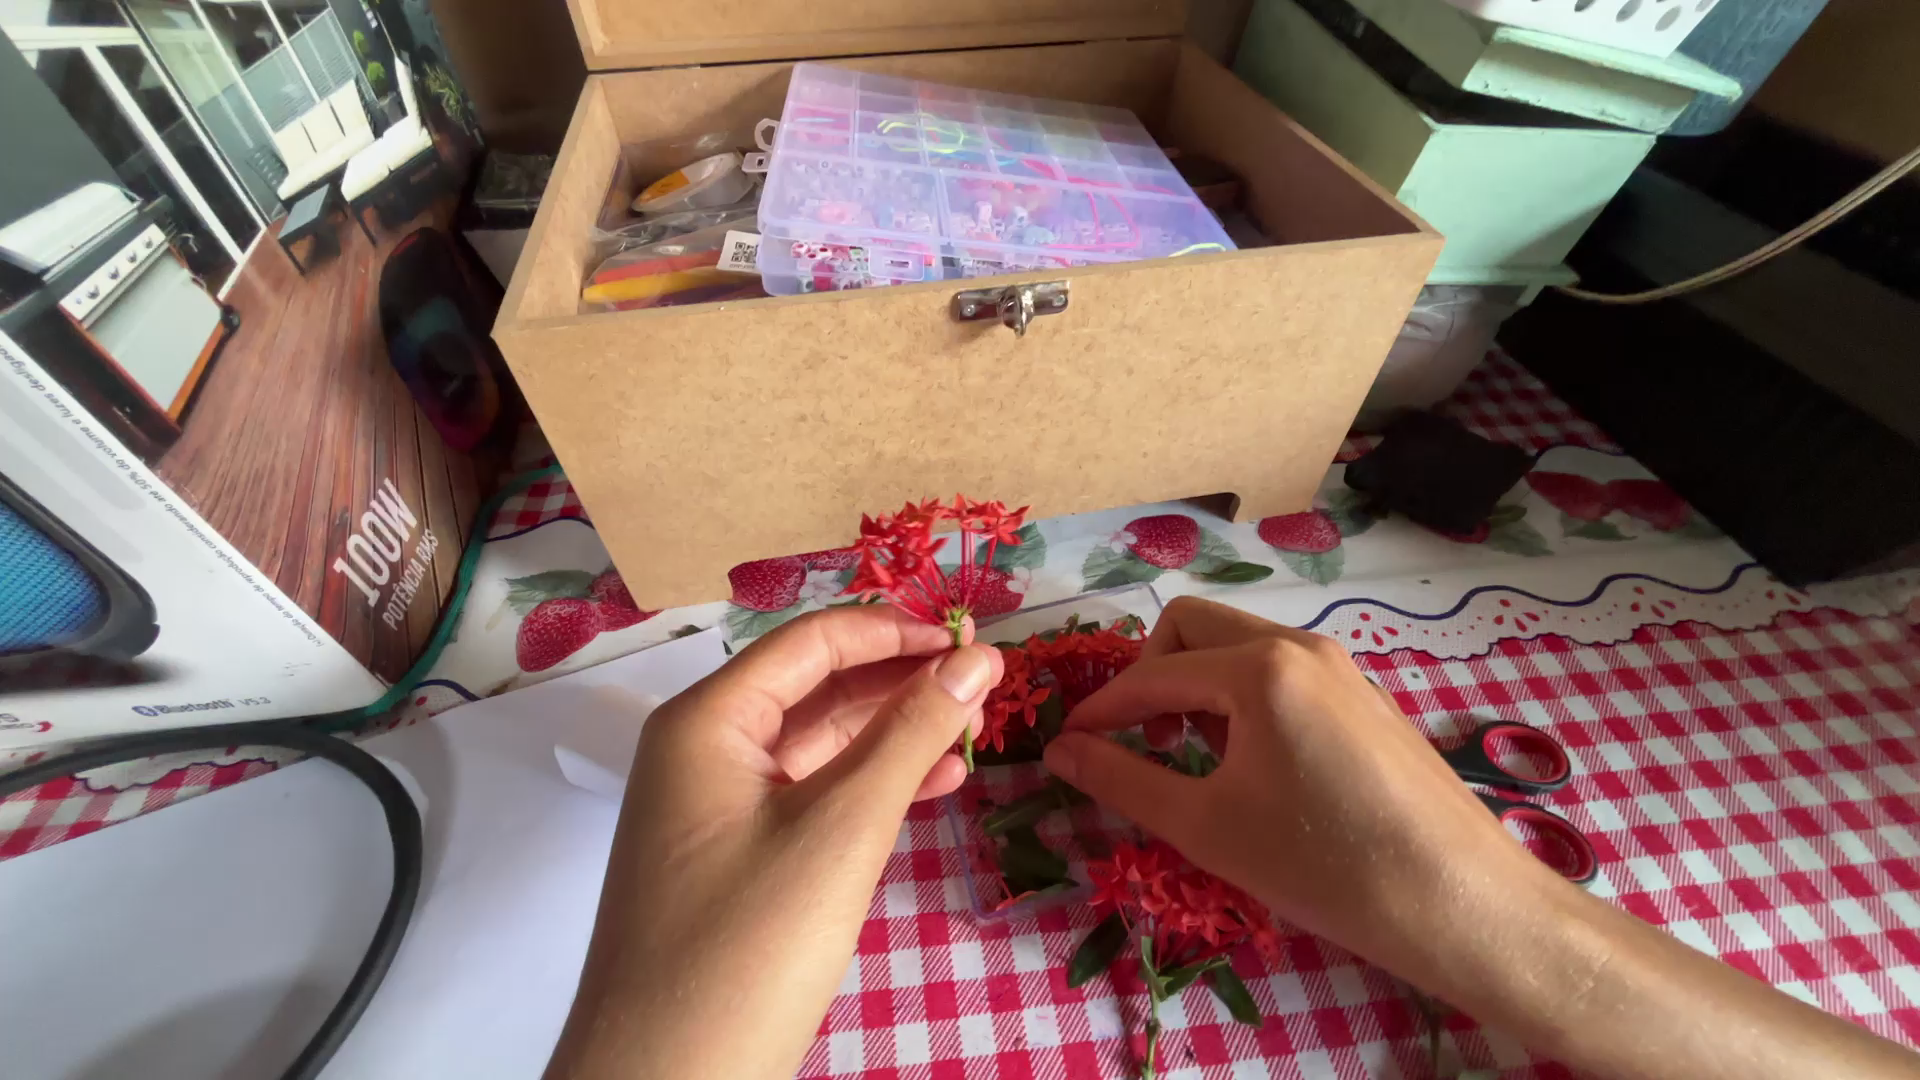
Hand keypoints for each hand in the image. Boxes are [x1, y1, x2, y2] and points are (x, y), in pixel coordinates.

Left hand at [545, 605, 1002, 1079]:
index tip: (967, 638)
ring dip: (897, 731)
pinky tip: (940, 779)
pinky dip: (875, 782)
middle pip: (819, 686)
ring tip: (974, 726)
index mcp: (709, 719)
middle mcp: (708, 746)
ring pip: (823, 741)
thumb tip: (975, 658)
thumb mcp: (843, 827)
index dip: (894, 631)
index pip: (813, 642)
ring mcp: (724, 803)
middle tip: (981, 679)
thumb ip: (911, 733)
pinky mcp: (744, 851)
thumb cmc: (750, 948)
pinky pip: (817, 792)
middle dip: (901, 680)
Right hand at [1042, 596, 1549, 974]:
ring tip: (1197, 754)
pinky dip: (1238, 692)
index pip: (1151, 674)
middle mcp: (1297, 643)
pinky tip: (1252, 759)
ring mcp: (1336, 662)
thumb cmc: (1327, 867)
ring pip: (1233, 642)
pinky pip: (1274, 664)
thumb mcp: (1206, 827)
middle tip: (1142, 739)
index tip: (1067, 742)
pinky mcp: (1359, 689)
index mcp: (1258, 668)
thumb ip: (1120, 779)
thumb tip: (1059, 751)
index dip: (1101, 709)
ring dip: (1194, 682)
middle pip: (1189, 626)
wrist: (1471, 910)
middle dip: (1148, 675)